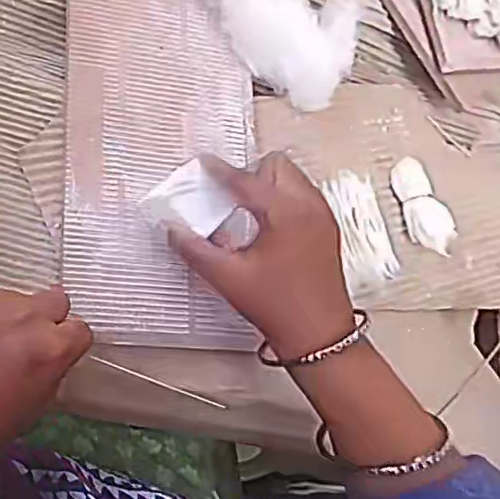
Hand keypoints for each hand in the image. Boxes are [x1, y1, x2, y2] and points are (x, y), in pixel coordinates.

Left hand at [0, 287, 91, 450]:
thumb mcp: (41, 400)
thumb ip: (56, 365)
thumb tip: (58, 347)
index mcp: (53, 347)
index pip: (81, 329)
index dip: (69, 344)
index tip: (56, 354)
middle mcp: (30, 317)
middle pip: (57, 300)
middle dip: (49, 318)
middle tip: (29, 341)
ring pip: (22, 298)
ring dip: (17, 315)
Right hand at [165, 154, 355, 359]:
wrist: (317, 333)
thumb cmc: (282, 307)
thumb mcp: (226, 276)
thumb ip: (194, 248)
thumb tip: (175, 230)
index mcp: (286, 213)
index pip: (245, 179)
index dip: (219, 171)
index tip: (205, 164)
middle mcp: (309, 208)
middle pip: (276, 166)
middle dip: (248, 172)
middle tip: (224, 190)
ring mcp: (321, 218)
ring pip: (291, 179)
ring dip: (265, 184)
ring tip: (239, 206)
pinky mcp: (325, 230)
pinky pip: (301, 197)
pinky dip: (279, 199)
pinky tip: (259, 222)